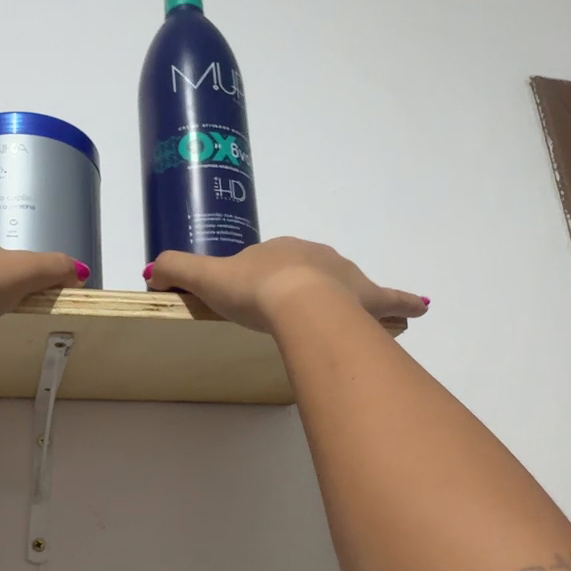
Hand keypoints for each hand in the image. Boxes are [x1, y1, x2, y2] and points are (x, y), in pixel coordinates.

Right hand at [146, 238, 427, 333]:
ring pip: (351, 288)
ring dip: (354, 300)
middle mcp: (317, 257)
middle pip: (315, 274)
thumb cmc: (251, 290)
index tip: (262, 302)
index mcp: (281, 251)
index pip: (274, 264)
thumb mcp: (205, 279)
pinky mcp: (368, 298)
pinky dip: (404, 304)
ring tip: (355, 319)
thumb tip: (150, 274)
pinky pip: (391, 300)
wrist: (295, 301)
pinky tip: (419, 311)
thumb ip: (177, 272)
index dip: (268, 283)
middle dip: (313, 290)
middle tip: (304, 314)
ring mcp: (346, 277)